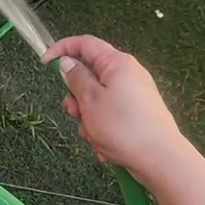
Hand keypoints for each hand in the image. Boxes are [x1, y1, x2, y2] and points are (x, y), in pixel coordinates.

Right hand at [43, 34, 195, 185]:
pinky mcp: (136, 115)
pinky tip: (106, 147)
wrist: (160, 160)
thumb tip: (67, 62)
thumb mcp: (90, 99)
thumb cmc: (123, 127)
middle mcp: (127, 75)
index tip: (45, 63)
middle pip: (89, 76)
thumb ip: (75, 78)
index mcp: (117, 63)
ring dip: (87, 119)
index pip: (84, 44)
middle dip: (76, 97)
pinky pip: (108, 117)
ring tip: (94, 136)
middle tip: (75, 113)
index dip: (62, 49)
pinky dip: (101, 130)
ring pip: (96, 100)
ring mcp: (133, 96)